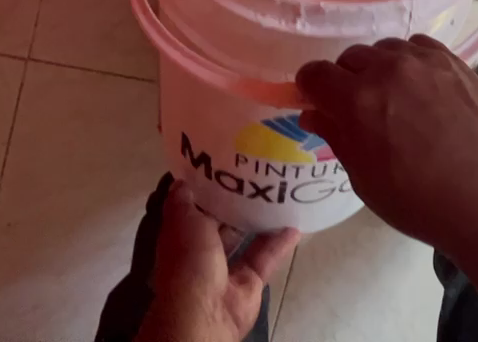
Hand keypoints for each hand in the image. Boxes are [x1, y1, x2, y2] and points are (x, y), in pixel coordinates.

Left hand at [136, 180, 297, 341]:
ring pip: (246, 239)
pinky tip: (296, 224)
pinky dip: (279, 243)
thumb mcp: (181, 222)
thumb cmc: (189, 261)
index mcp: (182, 236)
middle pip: (222, 222)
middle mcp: (203, 252)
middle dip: (238, 201)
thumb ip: (184, 201)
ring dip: (261, 220)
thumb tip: (182, 180)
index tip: (227, 164)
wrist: (205, 313)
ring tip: (281, 194)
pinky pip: (265, 258)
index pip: (195, 207)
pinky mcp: (249, 283)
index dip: (209, 187)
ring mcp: (226, 269)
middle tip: (261, 175)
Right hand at [295, 35, 477, 250]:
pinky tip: (419, 86)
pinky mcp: (451, 59)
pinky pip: (417, 46)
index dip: (310, 89)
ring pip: (383, 49)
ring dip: (378, 68)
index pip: (315, 74)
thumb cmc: (418, 200)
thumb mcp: (364, 179)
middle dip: (345, 81)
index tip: (318, 104)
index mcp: (356, 100)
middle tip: (359, 110)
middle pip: (349, 58)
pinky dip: (410, 61)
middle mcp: (386, 69)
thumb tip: (313, 114)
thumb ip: (336, 137)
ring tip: (394, 98)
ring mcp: (422, 60)